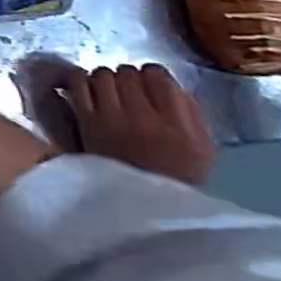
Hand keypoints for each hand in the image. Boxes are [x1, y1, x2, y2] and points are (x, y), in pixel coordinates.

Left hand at [63, 64, 214, 186]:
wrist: (138, 207)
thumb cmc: (174, 178)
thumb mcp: (201, 150)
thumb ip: (190, 113)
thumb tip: (170, 83)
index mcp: (178, 124)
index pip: (158, 74)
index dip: (151, 76)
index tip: (148, 87)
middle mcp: (144, 117)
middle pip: (127, 72)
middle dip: (127, 78)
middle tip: (127, 94)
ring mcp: (112, 118)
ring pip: (102, 74)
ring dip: (104, 80)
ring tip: (108, 95)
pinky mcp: (86, 121)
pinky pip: (79, 83)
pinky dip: (81, 81)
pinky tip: (87, 91)